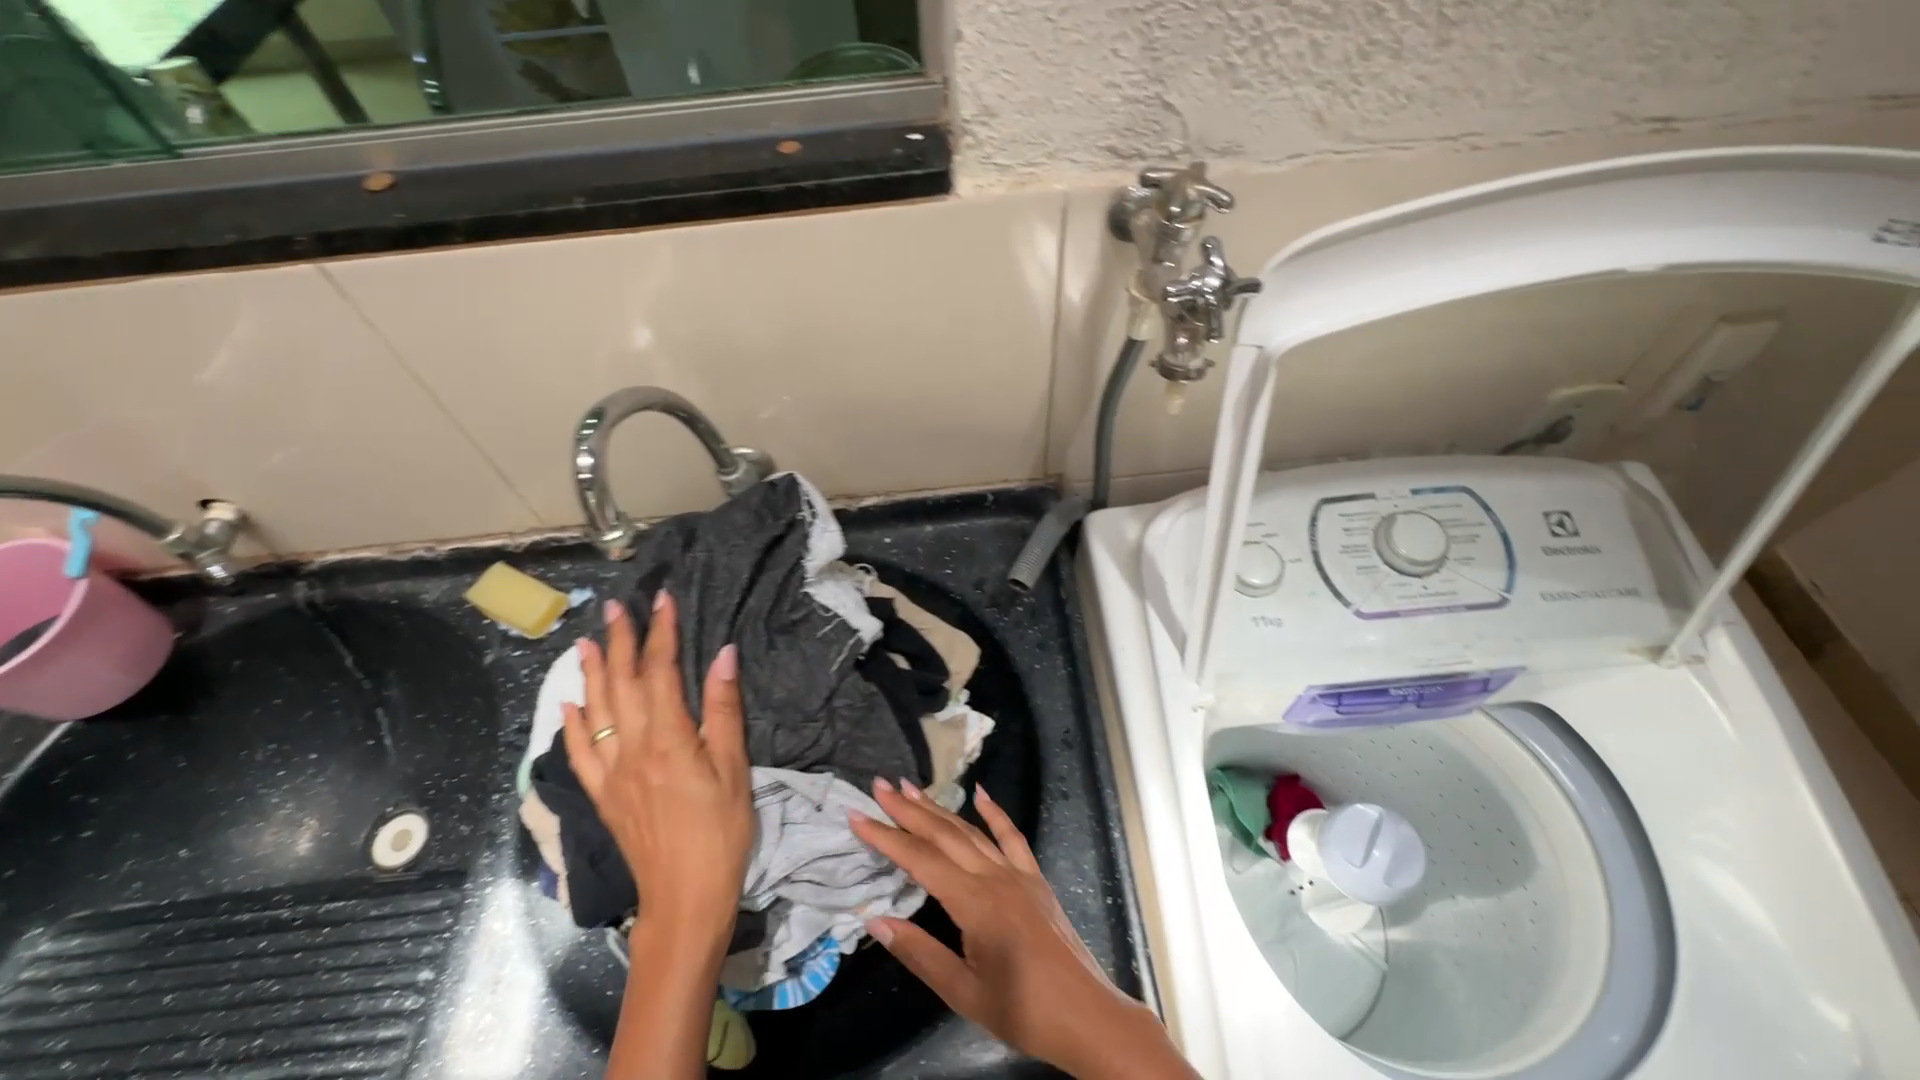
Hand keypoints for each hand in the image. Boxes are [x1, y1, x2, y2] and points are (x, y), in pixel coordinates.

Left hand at [560, 592, 753, 936]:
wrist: (684, 896)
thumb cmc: (721, 832)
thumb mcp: (734, 770)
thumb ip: (724, 711)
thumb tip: (723, 655)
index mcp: (667, 739)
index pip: (660, 672)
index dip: (661, 633)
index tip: (662, 600)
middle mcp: (630, 748)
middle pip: (621, 683)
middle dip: (619, 641)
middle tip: (616, 606)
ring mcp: (610, 773)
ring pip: (594, 711)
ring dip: (591, 672)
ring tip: (586, 641)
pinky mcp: (602, 796)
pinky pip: (578, 753)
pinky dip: (571, 724)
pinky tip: (569, 704)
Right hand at [850, 781, 1196, 1079]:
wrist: (1088, 1016)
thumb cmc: (1023, 1011)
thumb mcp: (963, 992)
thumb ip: (919, 953)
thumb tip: (875, 920)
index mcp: (976, 904)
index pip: (921, 861)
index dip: (887, 838)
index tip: (857, 816)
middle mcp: (997, 878)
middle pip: (944, 835)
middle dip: (909, 810)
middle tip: (878, 786)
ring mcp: (1020, 875)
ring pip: (973, 832)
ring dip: (940, 808)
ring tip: (911, 787)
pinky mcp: (1037, 880)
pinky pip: (1012, 838)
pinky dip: (995, 814)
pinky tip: (981, 794)